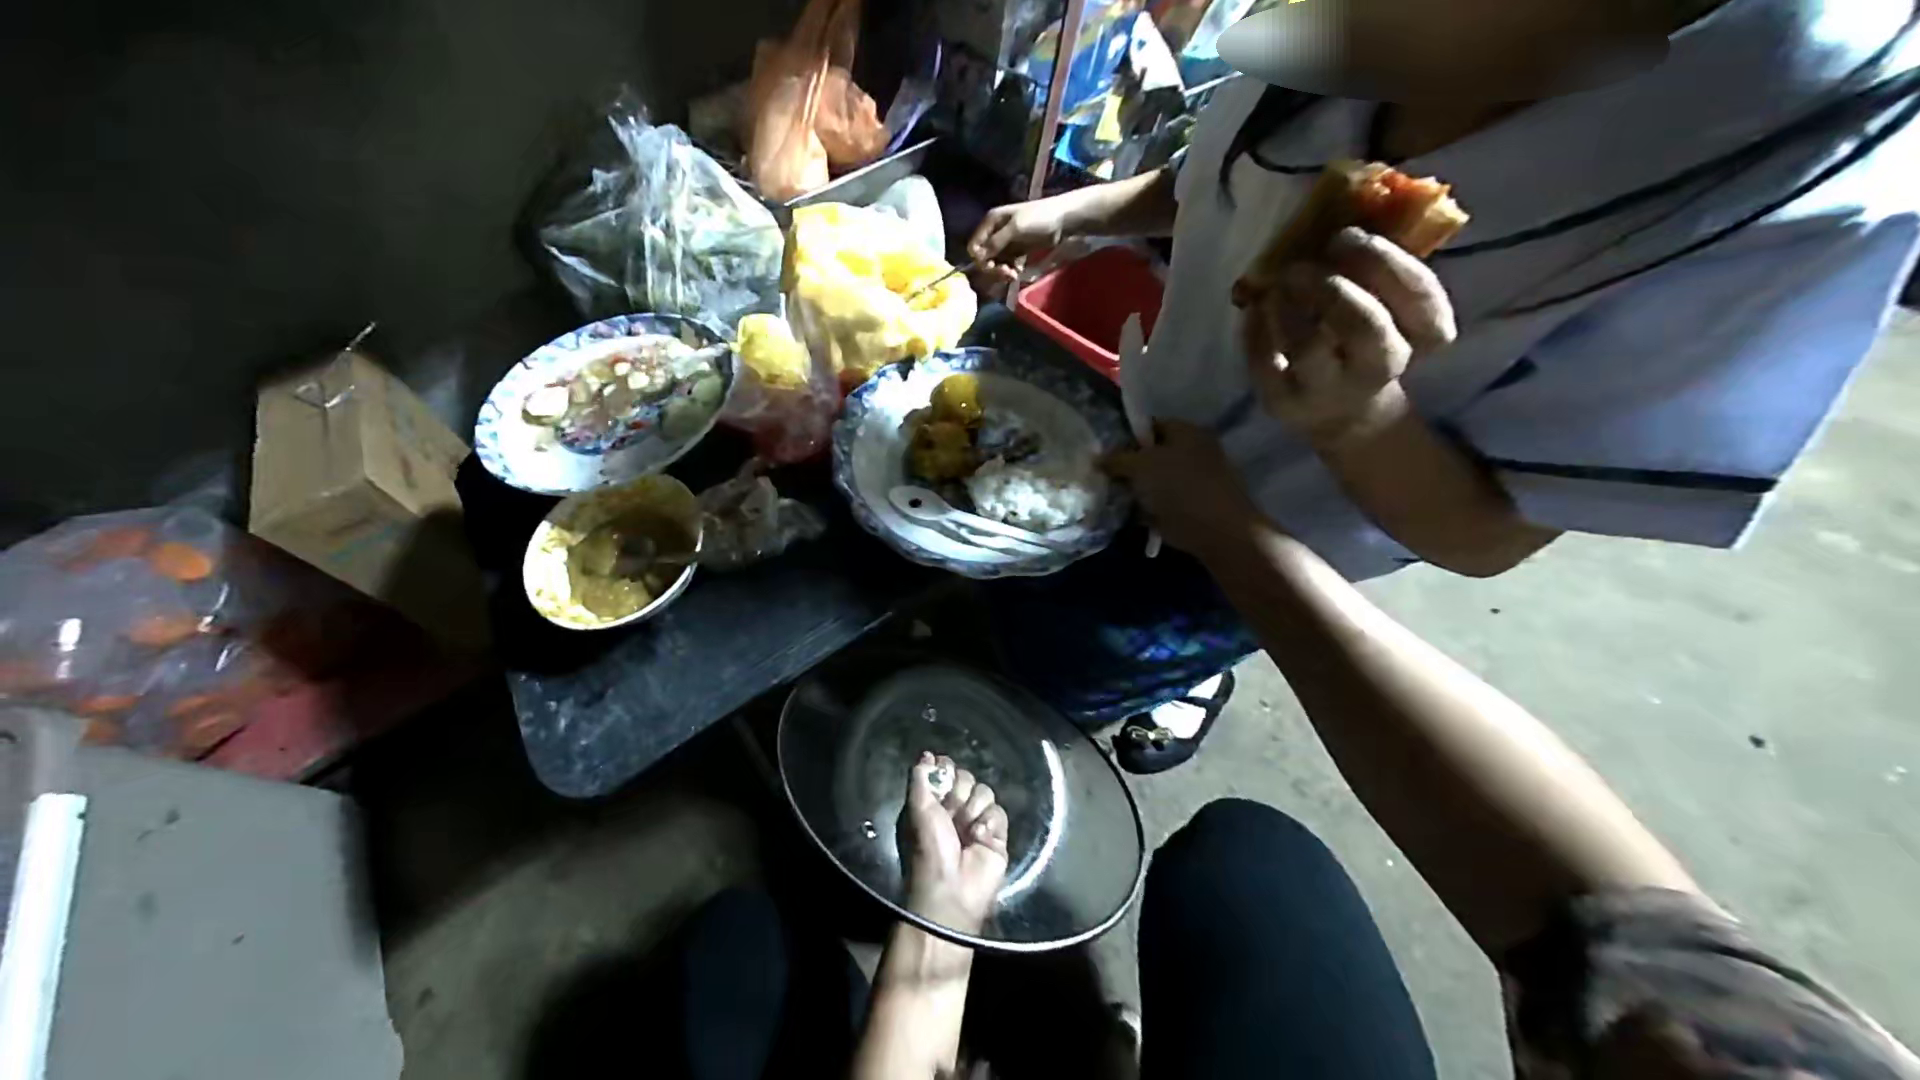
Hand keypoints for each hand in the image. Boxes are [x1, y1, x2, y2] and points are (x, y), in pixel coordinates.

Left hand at [897, 753, 1009, 934]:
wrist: (951, 890)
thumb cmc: (927, 848)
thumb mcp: (916, 809)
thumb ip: (920, 779)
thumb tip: (927, 755)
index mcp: (932, 803)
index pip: (945, 771)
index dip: (946, 769)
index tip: (944, 771)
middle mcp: (954, 810)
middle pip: (967, 778)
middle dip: (960, 792)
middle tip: (951, 812)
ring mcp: (976, 822)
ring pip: (984, 793)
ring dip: (974, 810)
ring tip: (966, 831)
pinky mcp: (996, 836)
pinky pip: (999, 812)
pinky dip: (989, 824)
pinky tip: (979, 839)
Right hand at [967, 198, 1072, 286]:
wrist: (1062, 219)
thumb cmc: (1039, 218)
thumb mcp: (1016, 228)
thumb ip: (997, 242)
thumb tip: (979, 256)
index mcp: (990, 222)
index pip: (974, 247)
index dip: (981, 260)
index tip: (995, 267)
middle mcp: (994, 233)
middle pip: (983, 258)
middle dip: (993, 269)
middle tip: (1009, 274)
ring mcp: (1005, 243)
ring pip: (994, 264)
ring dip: (1002, 272)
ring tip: (1015, 274)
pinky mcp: (1015, 251)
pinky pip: (1006, 265)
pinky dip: (1011, 270)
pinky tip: (1019, 270)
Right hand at [1104, 420, 1263, 556]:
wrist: (1215, 529)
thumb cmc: (1179, 486)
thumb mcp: (1141, 465)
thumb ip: (1116, 459)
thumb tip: (1096, 459)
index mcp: (1186, 432)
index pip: (1150, 426)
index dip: (1125, 436)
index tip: (1104, 451)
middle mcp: (1191, 452)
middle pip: (1150, 455)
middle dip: (1127, 465)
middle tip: (1102, 475)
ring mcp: (1191, 481)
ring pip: (1152, 481)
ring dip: (1133, 489)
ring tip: (1107, 494)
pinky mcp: (1187, 506)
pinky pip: (1157, 503)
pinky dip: (1143, 508)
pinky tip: (1123, 512)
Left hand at [1240, 227, 1456, 445]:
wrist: (1338, 410)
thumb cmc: (1364, 342)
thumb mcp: (1388, 308)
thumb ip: (1380, 268)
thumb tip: (1348, 206)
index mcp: (1420, 339)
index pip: (1422, 300)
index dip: (1386, 263)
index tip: (1347, 236)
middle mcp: (1377, 370)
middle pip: (1365, 327)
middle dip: (1333, 287)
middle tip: (1304, 264)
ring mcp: (1327, 391)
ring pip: (1310, 350)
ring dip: (1289, 308)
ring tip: (1278, 283)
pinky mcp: (1283, 403)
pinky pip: (1266, 365)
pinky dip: (1257, 331)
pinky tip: (1255, 308)